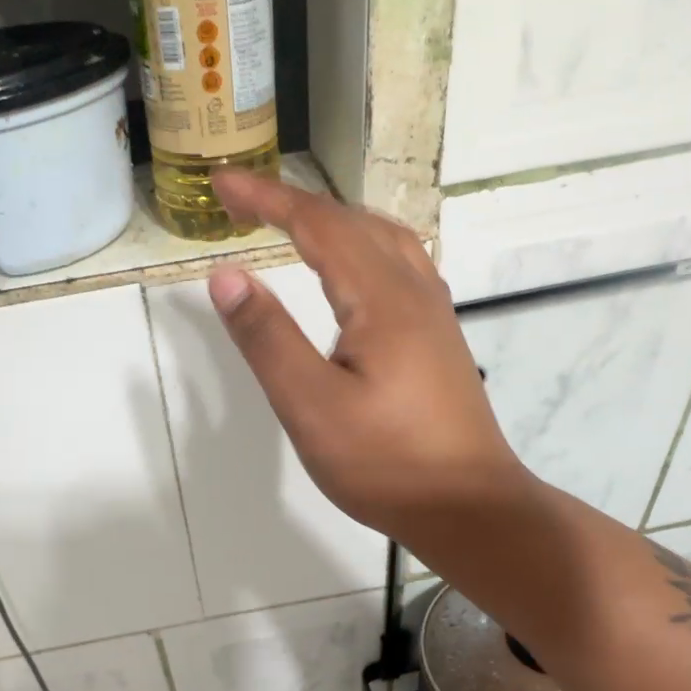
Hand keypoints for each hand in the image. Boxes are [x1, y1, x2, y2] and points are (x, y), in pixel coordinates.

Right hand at [205, 171, 523, 541]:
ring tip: (294, 226)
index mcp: (380, 299)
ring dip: (334, 222)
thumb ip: (267, 339)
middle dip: (295, 205)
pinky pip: (400, 267)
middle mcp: (414, 292)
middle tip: (244, 205)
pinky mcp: (441, 341)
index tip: (221, 184)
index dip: (267, 199)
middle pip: (353, 223)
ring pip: (384, 240)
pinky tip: (354, 275)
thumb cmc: (385, 463)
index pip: (317, 225)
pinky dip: (363, 248)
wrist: (469, 507)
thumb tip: (227, 276)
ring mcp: (434, 315)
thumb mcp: (311, 407)